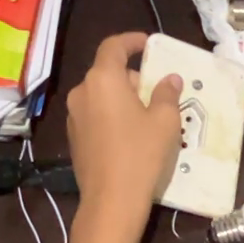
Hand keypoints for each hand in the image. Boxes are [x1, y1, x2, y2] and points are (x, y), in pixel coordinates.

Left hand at [65, 33, 181, 223]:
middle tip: (158, 90)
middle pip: (107, 72)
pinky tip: (130, 135)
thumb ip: (167, 94)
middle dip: (132, 76)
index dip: (131, 41)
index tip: (148, 44)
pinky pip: (95, 115)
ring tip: (147, 115)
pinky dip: (112, 115)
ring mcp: (74, 116)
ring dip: (122, 97)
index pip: (113, 46)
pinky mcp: (74, 138)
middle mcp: (82, 92)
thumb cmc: (141, 154)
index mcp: (103, 79)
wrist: (111, 201)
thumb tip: (169, 79)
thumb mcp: (165, 122)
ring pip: (101, 95)